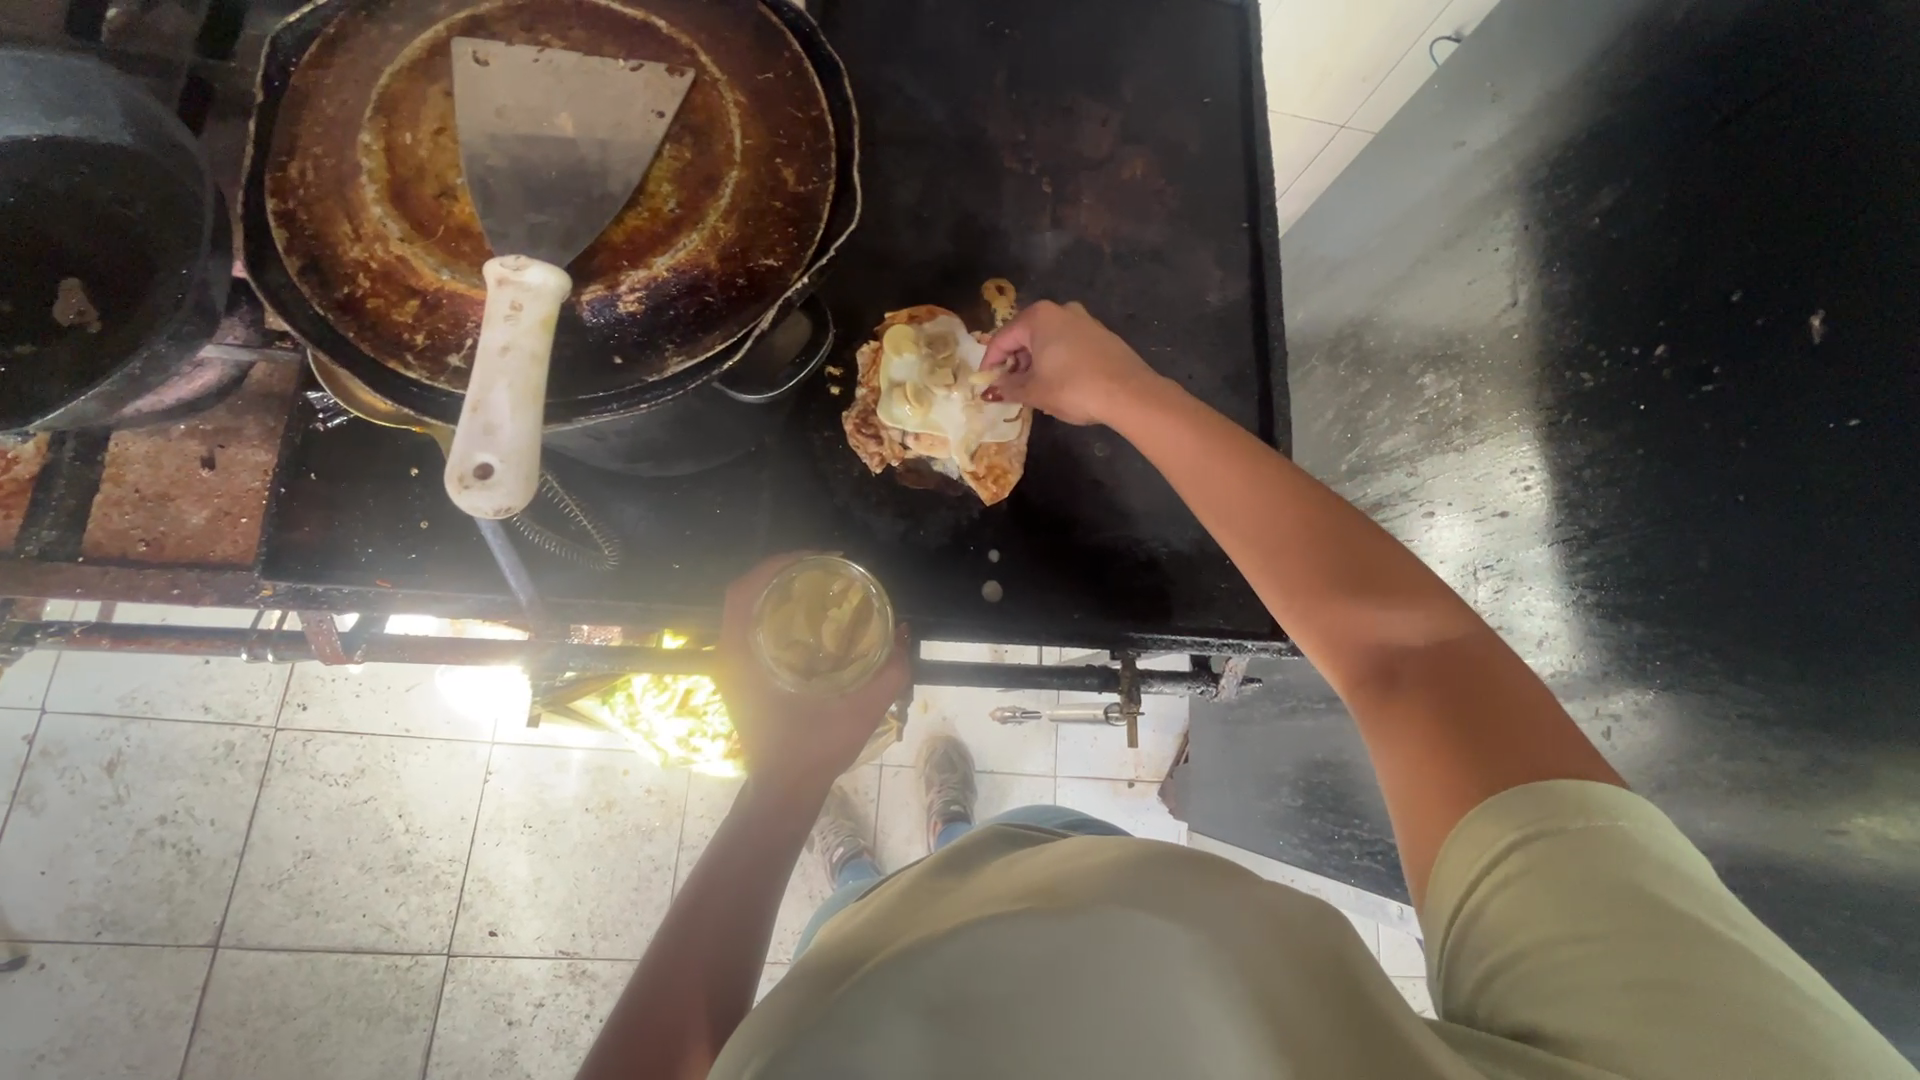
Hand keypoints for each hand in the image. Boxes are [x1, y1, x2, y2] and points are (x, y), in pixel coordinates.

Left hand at [714, 555, 911, 794]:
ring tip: (819, 586)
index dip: (777, 564)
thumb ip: (889, 672)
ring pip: (748, 612)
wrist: (785, 791)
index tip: (818, 558)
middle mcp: (731, 656)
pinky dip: (776, 614)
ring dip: (779, 592)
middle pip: (747, 594)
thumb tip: (903, 633)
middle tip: (824, 569)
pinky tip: (810, 621)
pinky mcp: (741, 679)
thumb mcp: (860, 711)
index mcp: (744, 657)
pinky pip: (752, 630)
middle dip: (783, 572)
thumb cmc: (814, 751)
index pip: (746, 590)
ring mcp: (733, 669)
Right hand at [979, 300, 1163, 425]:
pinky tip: (1059, 385)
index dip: (990, 363)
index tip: (985, 384)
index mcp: (1039, 317)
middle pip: (1026, 336)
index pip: (1002, 339)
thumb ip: (1008, 388)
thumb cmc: (1072, 387)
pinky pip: (1068, 346)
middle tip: (1009, 389)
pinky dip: (1056, 362)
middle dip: (1014, 363)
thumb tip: (991, 390)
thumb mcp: (1034, 391)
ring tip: (1033, 391)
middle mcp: (1061, 310)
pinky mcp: (1101, 335)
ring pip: (1048, 341)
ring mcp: (1084, 320)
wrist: (1128, 393)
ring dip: (1035, 364)